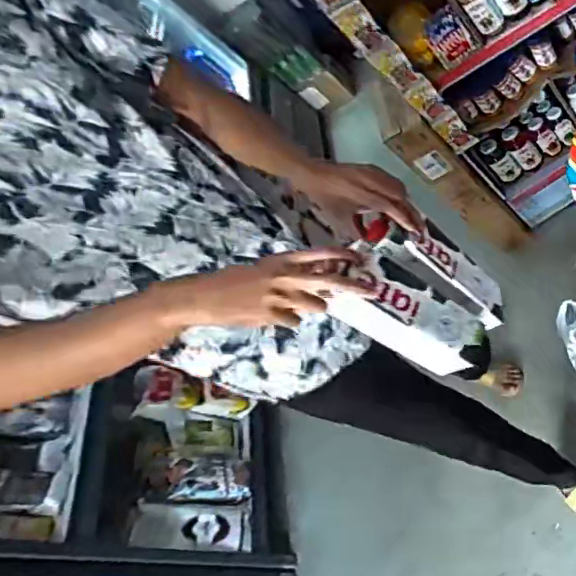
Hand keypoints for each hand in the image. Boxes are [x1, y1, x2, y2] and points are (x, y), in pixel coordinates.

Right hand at [150, 247, 370, 328]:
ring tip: (290, 305)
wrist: (202, 297)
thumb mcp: (265, 272)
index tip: (359, 256)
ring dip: (313, 308)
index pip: (318, 254)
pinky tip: (272, 316)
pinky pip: (296, 321)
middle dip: (354, 286)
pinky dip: (289, 320)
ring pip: (317, 305)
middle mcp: (284, 275)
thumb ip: (294, 277)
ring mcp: (279, 295)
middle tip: (372, 291)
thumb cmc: (235, 283)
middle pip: (329, 280)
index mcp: (281, 261)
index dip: (341, 255)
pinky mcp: (273, 314)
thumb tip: (324, 286)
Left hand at [295, 158, 424, 234]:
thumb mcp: (339, 219)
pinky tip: (396, 203)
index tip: (416, 232)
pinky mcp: (371, 169)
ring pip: (399, 187)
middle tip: (419, 227)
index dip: (406, 220)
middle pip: (401, 197)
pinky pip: (392, 181)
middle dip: (412, 212)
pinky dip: (398, 193)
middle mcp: (372, 181)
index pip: (393, 208)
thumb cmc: (324, 197)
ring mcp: (373, 173)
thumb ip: (356, 231)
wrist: (312, 173)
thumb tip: (369, 243)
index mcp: (364, 195)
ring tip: (410, 217)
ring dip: (406, 202)